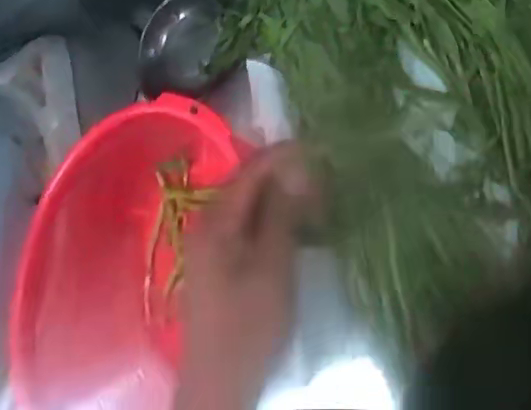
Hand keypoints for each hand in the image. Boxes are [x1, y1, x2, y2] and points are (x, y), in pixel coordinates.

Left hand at [174, 143, 317, 409]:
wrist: (219, 387)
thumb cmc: (248, 325)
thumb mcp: (272, 267)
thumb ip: (283, 212)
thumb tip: (298, 165)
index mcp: (216, 219)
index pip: (252, 169)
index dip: (285, 153)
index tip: (319, 145)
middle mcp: (208, 222)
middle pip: (248, 183)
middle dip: (285, 171)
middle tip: (322, 169)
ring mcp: (212, 243)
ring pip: (250, 203)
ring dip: (281, 194)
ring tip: (315, 191)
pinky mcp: (221, 262)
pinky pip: (248, 223)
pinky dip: (273, 216)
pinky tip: (296, 222)